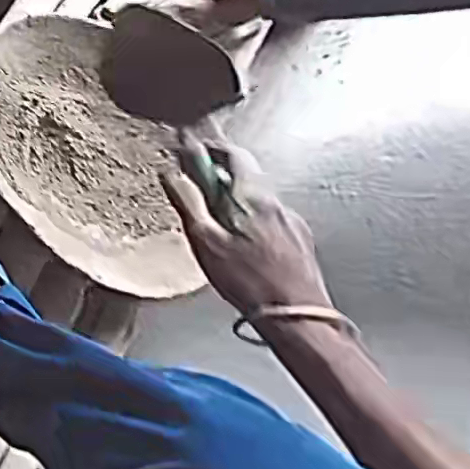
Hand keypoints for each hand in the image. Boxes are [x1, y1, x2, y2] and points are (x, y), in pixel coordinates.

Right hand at [161, 136, 332, 314]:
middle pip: (245, 174)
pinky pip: (267, 215)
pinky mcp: (299, 240)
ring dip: (231, 197)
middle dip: (216, 176)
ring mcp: (292, 223)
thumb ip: (187, 200)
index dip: (209, 147)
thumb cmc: (246, 279)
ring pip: (255, 196)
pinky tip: (238, 239)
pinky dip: (247, 215)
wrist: (299, 320)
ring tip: (213, 221)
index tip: (188, 151)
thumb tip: (170, 173)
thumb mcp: (203, 238)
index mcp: (254, 198)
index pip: (234, 154)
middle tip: (193, 190)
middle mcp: (278, 204)